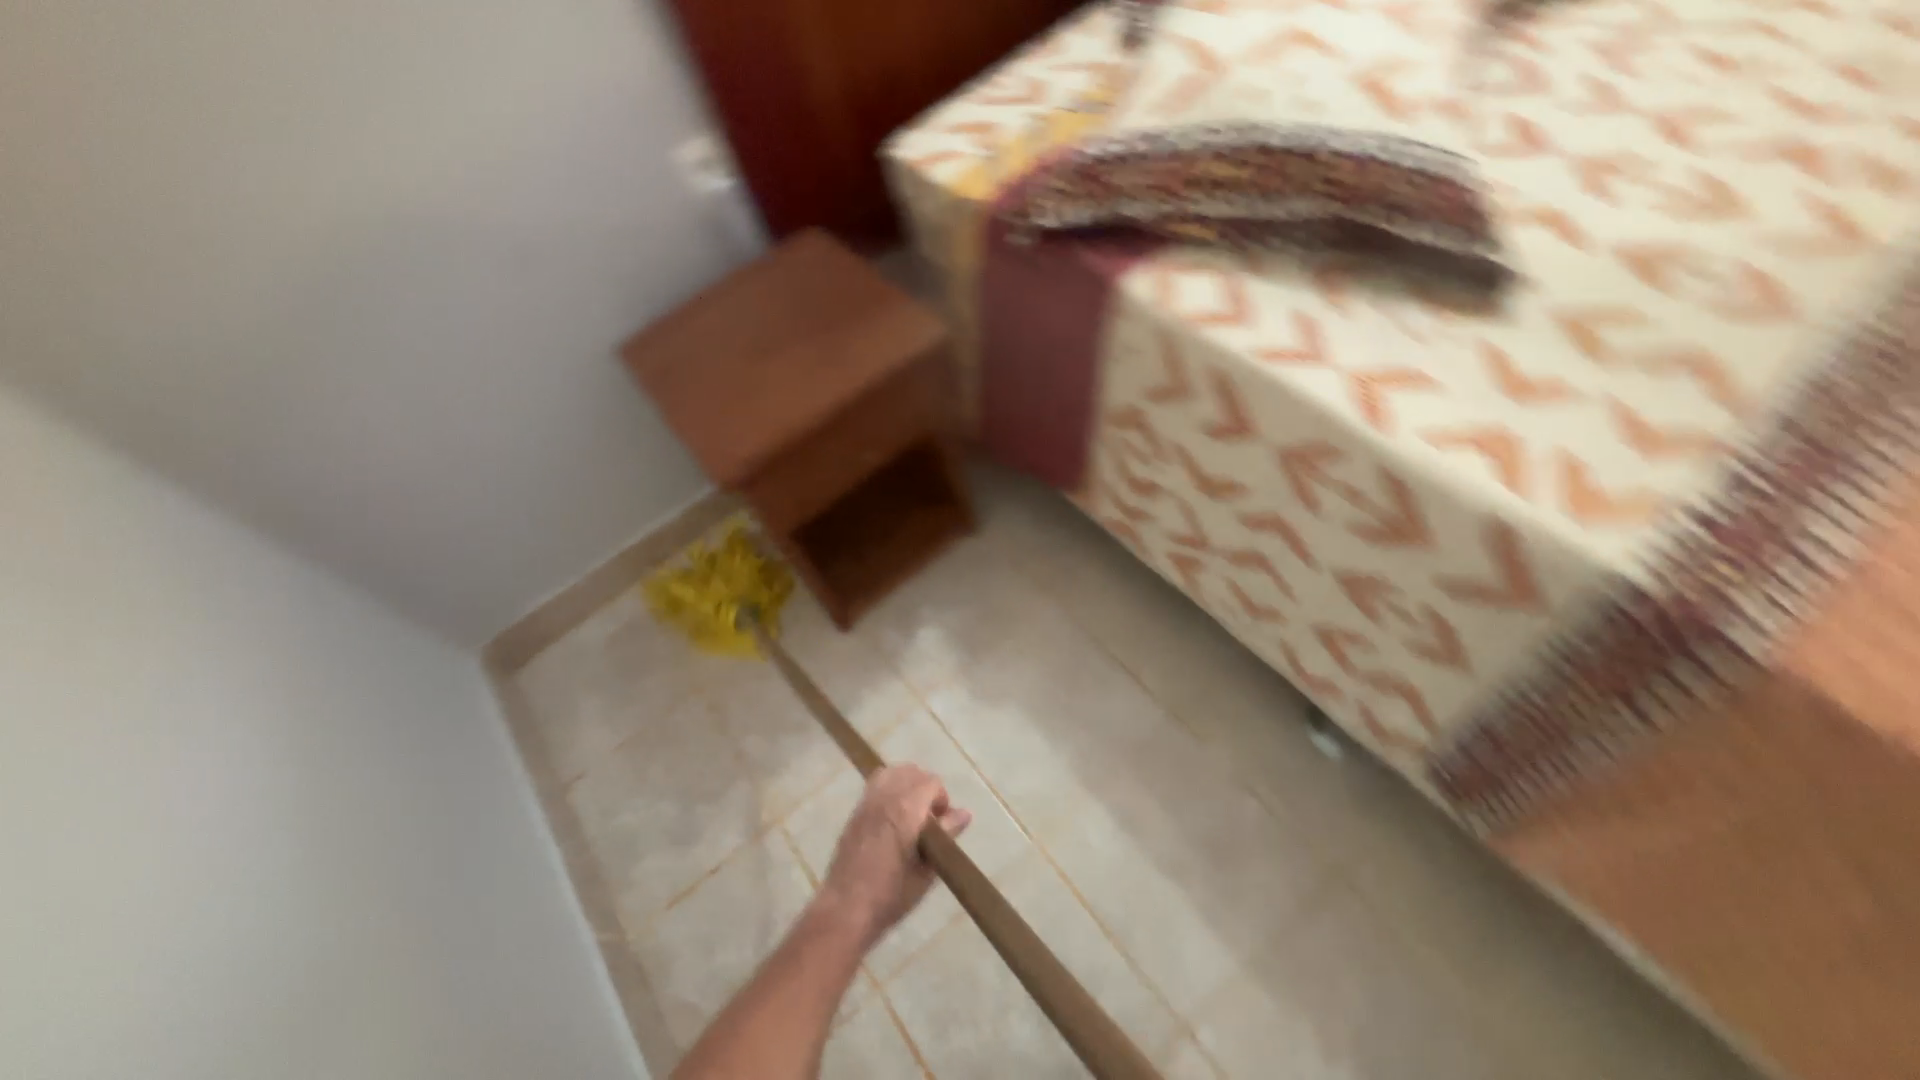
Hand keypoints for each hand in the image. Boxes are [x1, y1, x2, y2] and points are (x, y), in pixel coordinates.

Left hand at [817, 764, 971, 947]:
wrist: (846, 908)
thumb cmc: (892, 895)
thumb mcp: (927, 870)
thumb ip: (946, 835)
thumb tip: (964, 813)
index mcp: (907, 810)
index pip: (932, 782)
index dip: (942, 799)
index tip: (942, 825)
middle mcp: (886, 798)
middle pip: (912, 772)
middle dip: (926, 789)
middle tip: (930, 820)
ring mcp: (867, 803)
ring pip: (892, 773)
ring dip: (906, 785)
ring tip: (911, 814)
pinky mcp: (855, 812)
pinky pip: (875, 785)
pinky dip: (889, 790)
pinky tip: (892, 818)